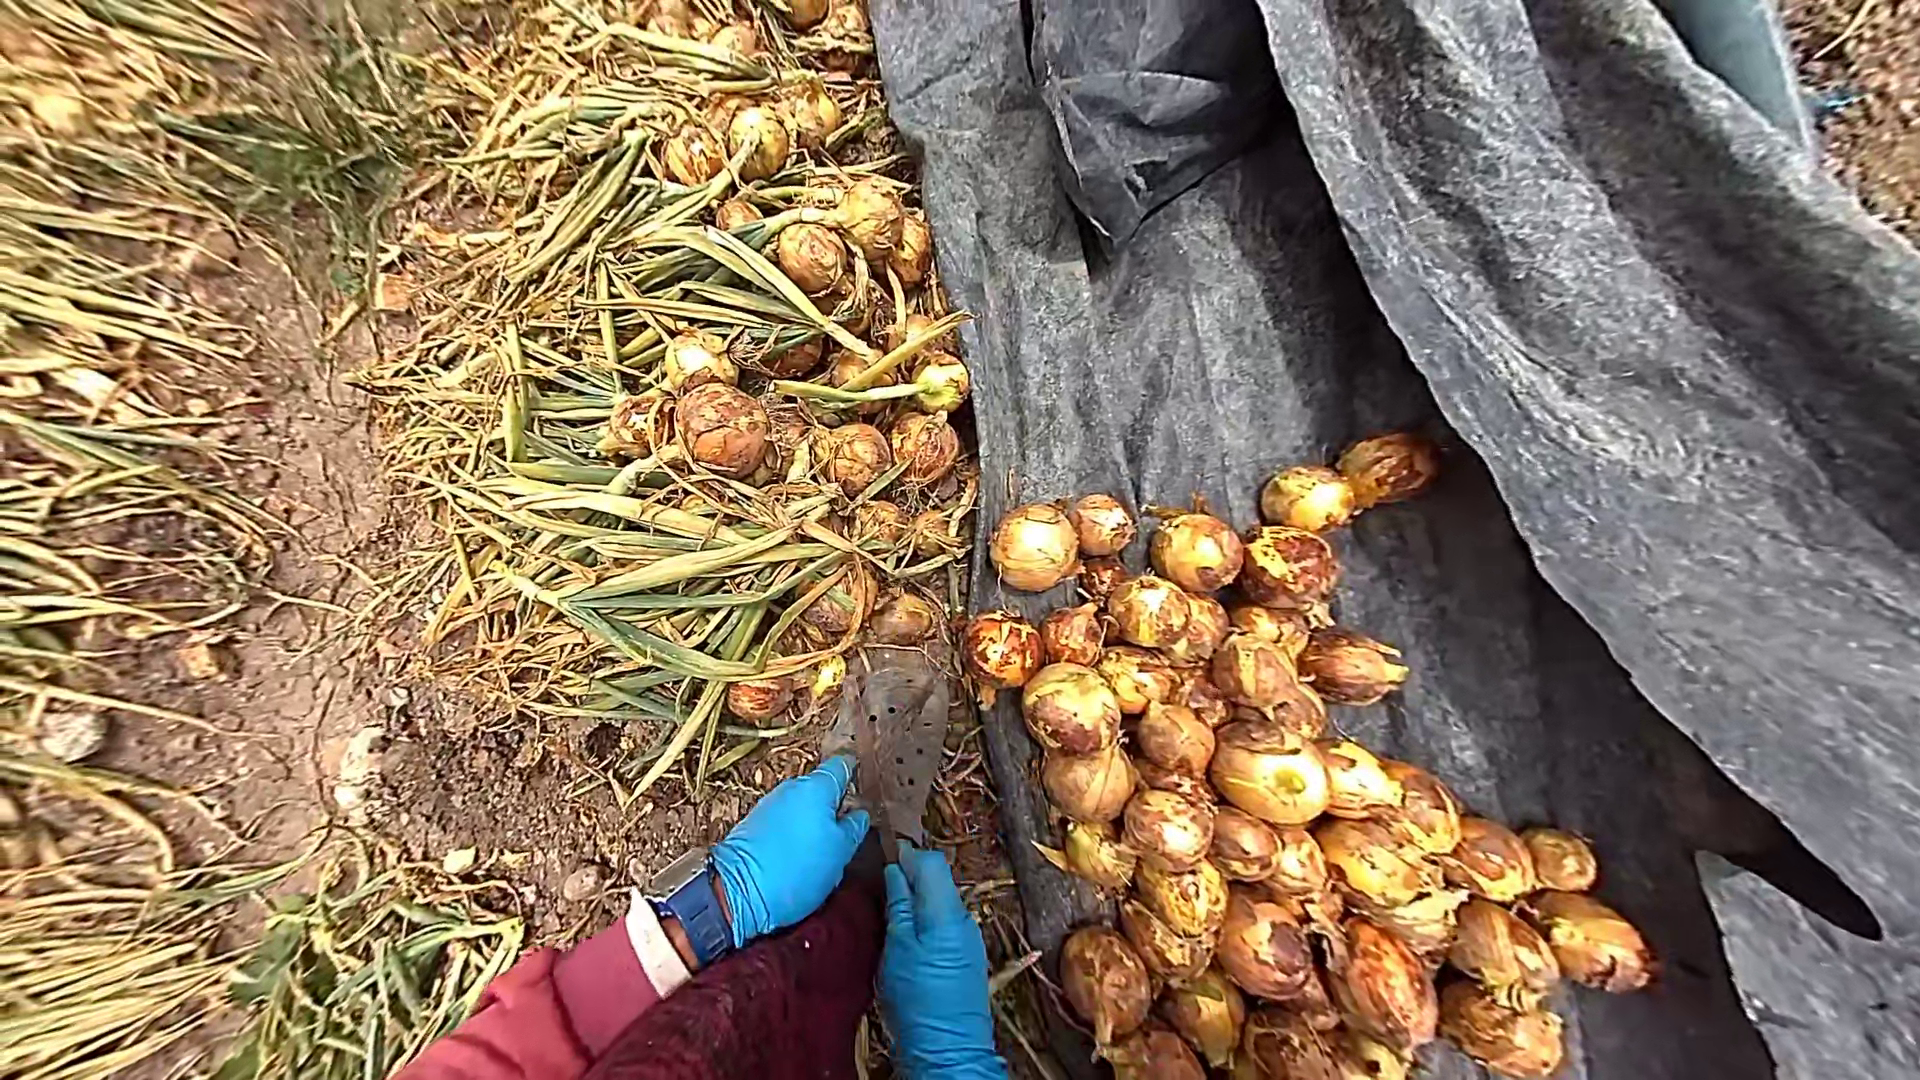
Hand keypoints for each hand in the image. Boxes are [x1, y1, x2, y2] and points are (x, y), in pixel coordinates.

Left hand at [711, 756, 869, 946]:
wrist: (736, 893)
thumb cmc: (796, 869)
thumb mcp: (841, 852)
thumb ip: (855, 827)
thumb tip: (860, 814)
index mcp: (817, 786)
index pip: (843, 765)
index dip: (857, 775)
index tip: (866, 791)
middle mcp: (793, 786)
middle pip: (823, 787)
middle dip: (836, 805)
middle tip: (847, 830)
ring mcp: (771, 803)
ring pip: (804, 805)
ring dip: (815, 821)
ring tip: (822, 850)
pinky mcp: (754, 823)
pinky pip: (785, 820)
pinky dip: (795, 832)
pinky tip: (798, 856)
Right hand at [880, 844, 1006, 1079]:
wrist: (950, 1055)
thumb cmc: (917, 1000)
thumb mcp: (898, 949)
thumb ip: (899, 904)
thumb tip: (895, 869)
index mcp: (947, 910)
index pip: (931, 861)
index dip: (907, 855)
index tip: (883, 860)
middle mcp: (964, 916)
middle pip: (938, 878)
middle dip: (911, 878)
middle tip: (884, 891)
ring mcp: (969, 936)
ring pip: (941, 900)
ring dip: (918, 900)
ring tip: (893, 916)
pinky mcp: (967, 955)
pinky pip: (946, 922)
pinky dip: (927, 920)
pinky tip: (910, 939)